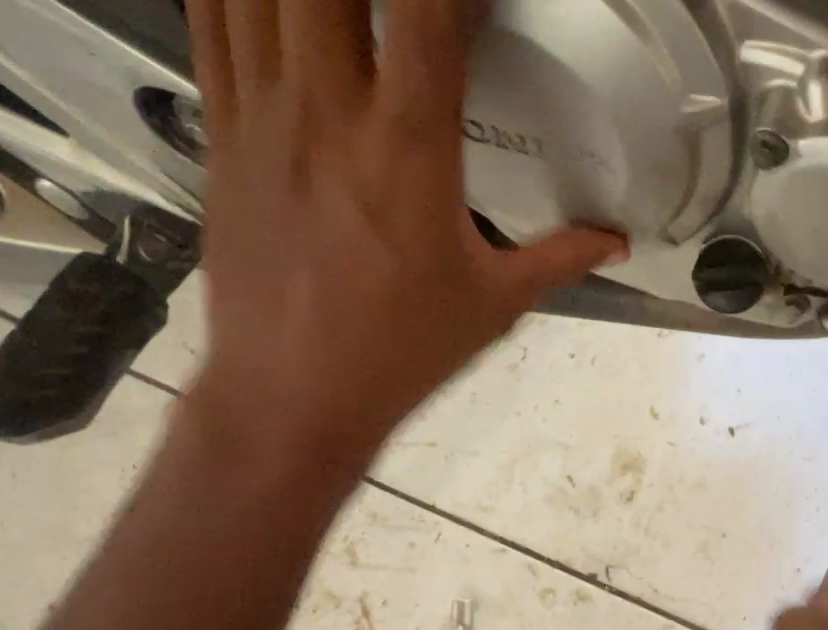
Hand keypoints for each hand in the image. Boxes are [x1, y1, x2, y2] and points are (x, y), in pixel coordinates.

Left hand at [185, 0, 623, 462]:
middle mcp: (328, 110)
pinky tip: (280, 0)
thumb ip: (561, 259)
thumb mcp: (496, 304)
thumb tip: (615, 241)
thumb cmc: (403, 350)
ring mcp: (261, 111)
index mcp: (408, 149)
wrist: (292, 393)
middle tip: (417, 3)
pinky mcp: (220, 128)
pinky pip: (211, 17)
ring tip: (353, 5)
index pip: (429, 12)